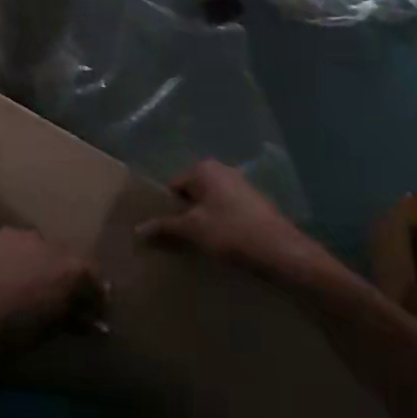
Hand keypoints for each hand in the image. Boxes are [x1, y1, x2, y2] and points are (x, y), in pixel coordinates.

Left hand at [0, 229, 104, 359]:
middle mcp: (55, 245)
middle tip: (60, 298)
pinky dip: (19, 259)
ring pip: (44, 250)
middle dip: (68, 278)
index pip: (96, 280)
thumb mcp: (50, 330)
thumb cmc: (13, 329)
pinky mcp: (3, 234)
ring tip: (29, 285)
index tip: (93, 311)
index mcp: (74, 269)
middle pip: (70, 260)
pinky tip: (7, 275)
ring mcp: (27, 235)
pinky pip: (20, 246)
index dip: (95, 297)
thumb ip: (75, 320)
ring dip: (42, 265)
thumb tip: (93, 321)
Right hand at [135, 160, 326, 281]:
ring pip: (207, 204)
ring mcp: (239, 185)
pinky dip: (217, 225)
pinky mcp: (251, 203)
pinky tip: (217, 245)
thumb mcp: (192, 229)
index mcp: (204, 169)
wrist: (278, 249)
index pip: (172, 187)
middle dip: (182, 215)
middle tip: (175, 240)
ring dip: (200, 222)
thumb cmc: (230, 232)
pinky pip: (224, 211)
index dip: (164, 209)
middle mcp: (221, 170)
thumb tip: (138, 229)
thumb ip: (165, 226)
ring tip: (195, 246)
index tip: (161, 232)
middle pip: (190, 194)